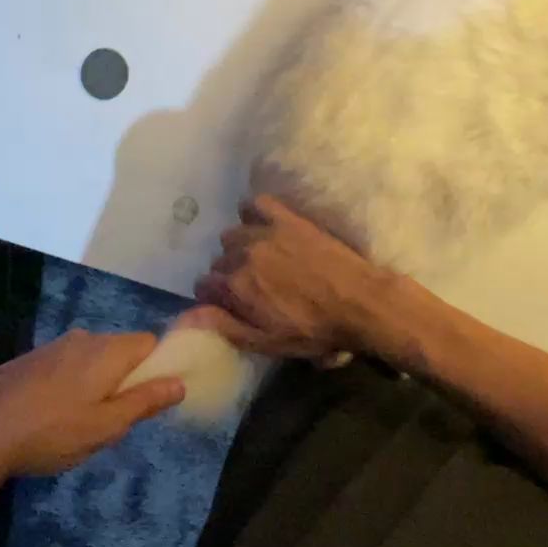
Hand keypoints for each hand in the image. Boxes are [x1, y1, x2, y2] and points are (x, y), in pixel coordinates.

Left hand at [0, 330, 183, 507]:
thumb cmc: (50, 433)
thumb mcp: (106, 426)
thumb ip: (146, 401)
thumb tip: (180, 382)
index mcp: (107, 351)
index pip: (150, 343)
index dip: (157, 367)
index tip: (150, 399)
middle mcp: (82, 339)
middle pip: (120, 351)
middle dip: (124, 380)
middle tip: (114, 420)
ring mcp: (50, 348)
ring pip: (89, 360)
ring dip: (94, 385)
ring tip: (79, 425)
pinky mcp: (25, 362)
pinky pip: (63, 367)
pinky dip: (67, 387)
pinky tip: (49, 419)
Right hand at [193, 196, 396, 358]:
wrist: (359, 301)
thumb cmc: (315, 330)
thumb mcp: (268, 342)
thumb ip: (226, 327)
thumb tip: (189, 317)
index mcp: (237, 288)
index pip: (204, 285)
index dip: (215, 296)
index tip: (230, 302)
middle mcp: (244, 255)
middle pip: (219, 260)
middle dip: (228, 272)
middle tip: (251, 283)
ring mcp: (265, 233)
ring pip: (233, 233)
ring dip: (240, 245)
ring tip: (259, 257)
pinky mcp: (288, 218)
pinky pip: (257, 203)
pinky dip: (254, 213)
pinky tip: (263, 224)